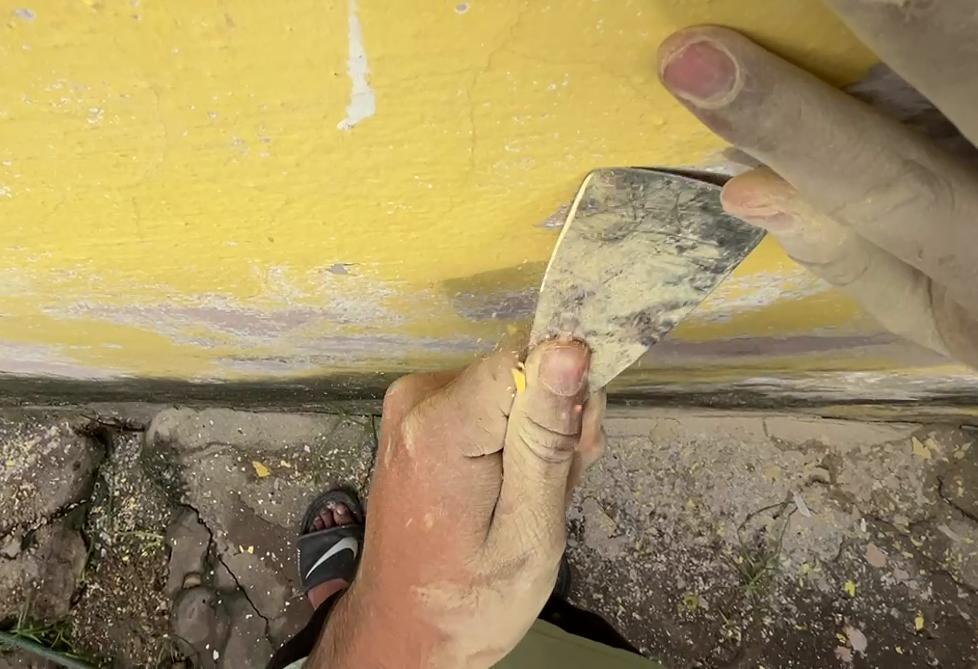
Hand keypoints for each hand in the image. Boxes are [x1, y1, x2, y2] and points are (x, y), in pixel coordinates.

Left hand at [310, 341, 605, 667]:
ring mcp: (411, 402)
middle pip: (516, 374)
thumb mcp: (528, 531)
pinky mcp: (415, 414)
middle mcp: (416, 396)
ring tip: (528, 497)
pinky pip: (482, 402)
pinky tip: (506, 485)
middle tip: (554, 489)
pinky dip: (505, 438)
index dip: (563, 394)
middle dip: (551, 423)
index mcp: (440, 424)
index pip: (523, 358)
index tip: (576, 446)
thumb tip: (568, 349)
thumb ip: (547, 437)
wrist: (402, 628)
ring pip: (504, 389)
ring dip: (532, 434)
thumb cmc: (469, 599)